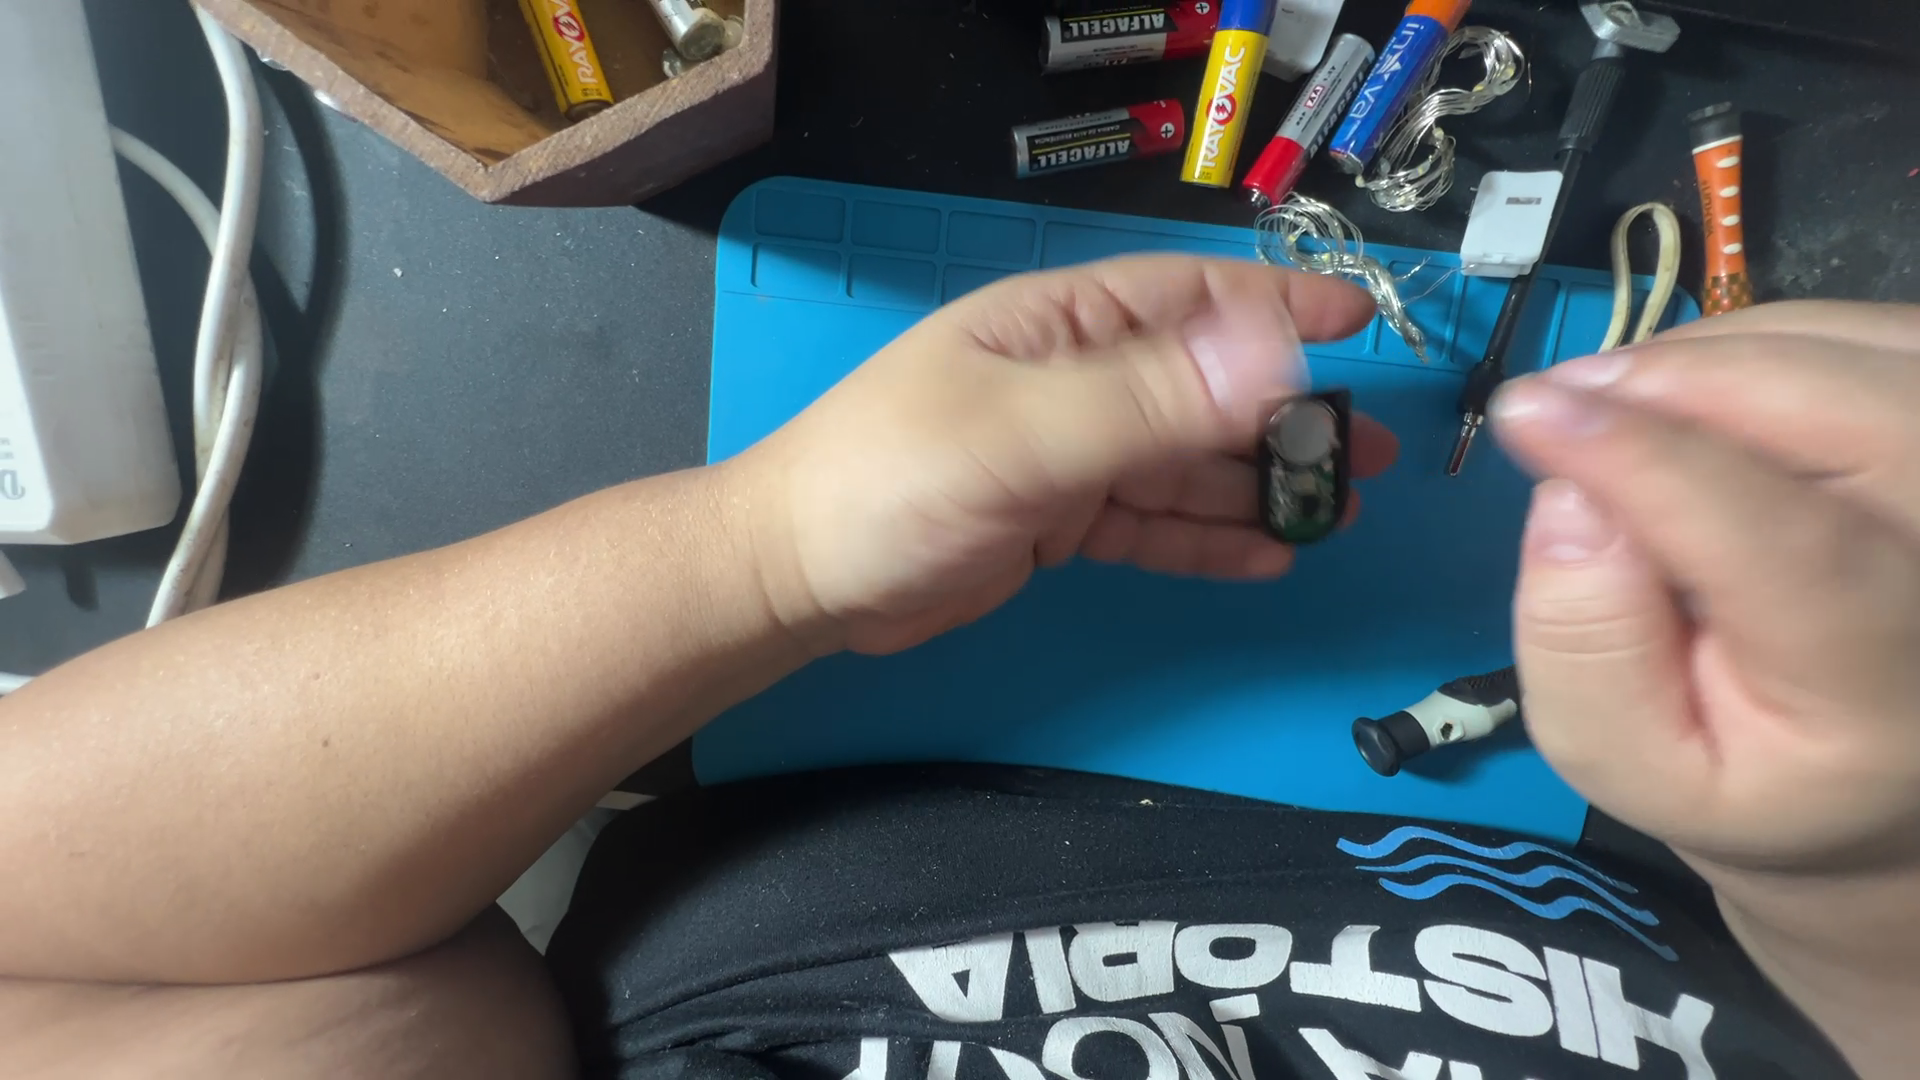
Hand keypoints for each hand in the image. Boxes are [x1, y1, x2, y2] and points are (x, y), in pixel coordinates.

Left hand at [728, 256, 1395, 656]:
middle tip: (1368, 458)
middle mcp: (1069, 385)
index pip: (1185, 300)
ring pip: (1178, 467)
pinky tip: (1259, 556)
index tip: (1356, 325)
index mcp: (1058, 331)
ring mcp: (1065, 458)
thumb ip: (1142, 399)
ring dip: (1251, 488)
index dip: (1273, 307)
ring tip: (1330, 515)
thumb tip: (1270, 354)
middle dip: (1282, 421)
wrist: (809, 576)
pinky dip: (1198, 540)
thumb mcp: (1019, 434)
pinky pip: (1144, 526)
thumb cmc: (894, 481)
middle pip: (1197, 392)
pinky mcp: (1055, 523)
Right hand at [1489, 301, 1919, 885]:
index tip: (1524, 409)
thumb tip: (1565, 499)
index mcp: (1880, 690)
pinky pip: (1880, 343)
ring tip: (1606, 403)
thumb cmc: (1725, 769)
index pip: (1780, 544)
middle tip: (1559, 393)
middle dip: (1688, 380)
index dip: (1643, 460)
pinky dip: (1758, 344)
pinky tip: (1681, 397)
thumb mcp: (1613, 750)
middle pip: (1871, 420)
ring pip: (1879, 357)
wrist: (1868, 781)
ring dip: (1711, 356)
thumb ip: (1577, 646)